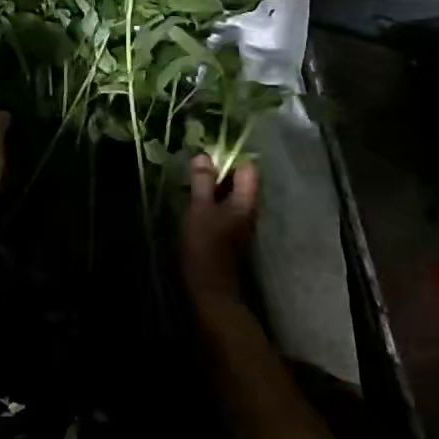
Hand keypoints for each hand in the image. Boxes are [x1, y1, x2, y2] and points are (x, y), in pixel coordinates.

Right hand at [182, 154, 258, 306]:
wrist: (211, 290)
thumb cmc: (205, 247)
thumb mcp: (199, 209)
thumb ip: (202, 182)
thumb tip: (204, 155)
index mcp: (245, 203)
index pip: (249, 169)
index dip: (232, 156)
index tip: (209, 148)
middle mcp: (248, 210)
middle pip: (240, 181)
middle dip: (220, 168)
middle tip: (194, 160)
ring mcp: (239, 223)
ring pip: (230, 194)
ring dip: (212, 183)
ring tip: (189, 176)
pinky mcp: (228, 233)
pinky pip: (222, 206)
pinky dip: (210, 198)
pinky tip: (192, 197)